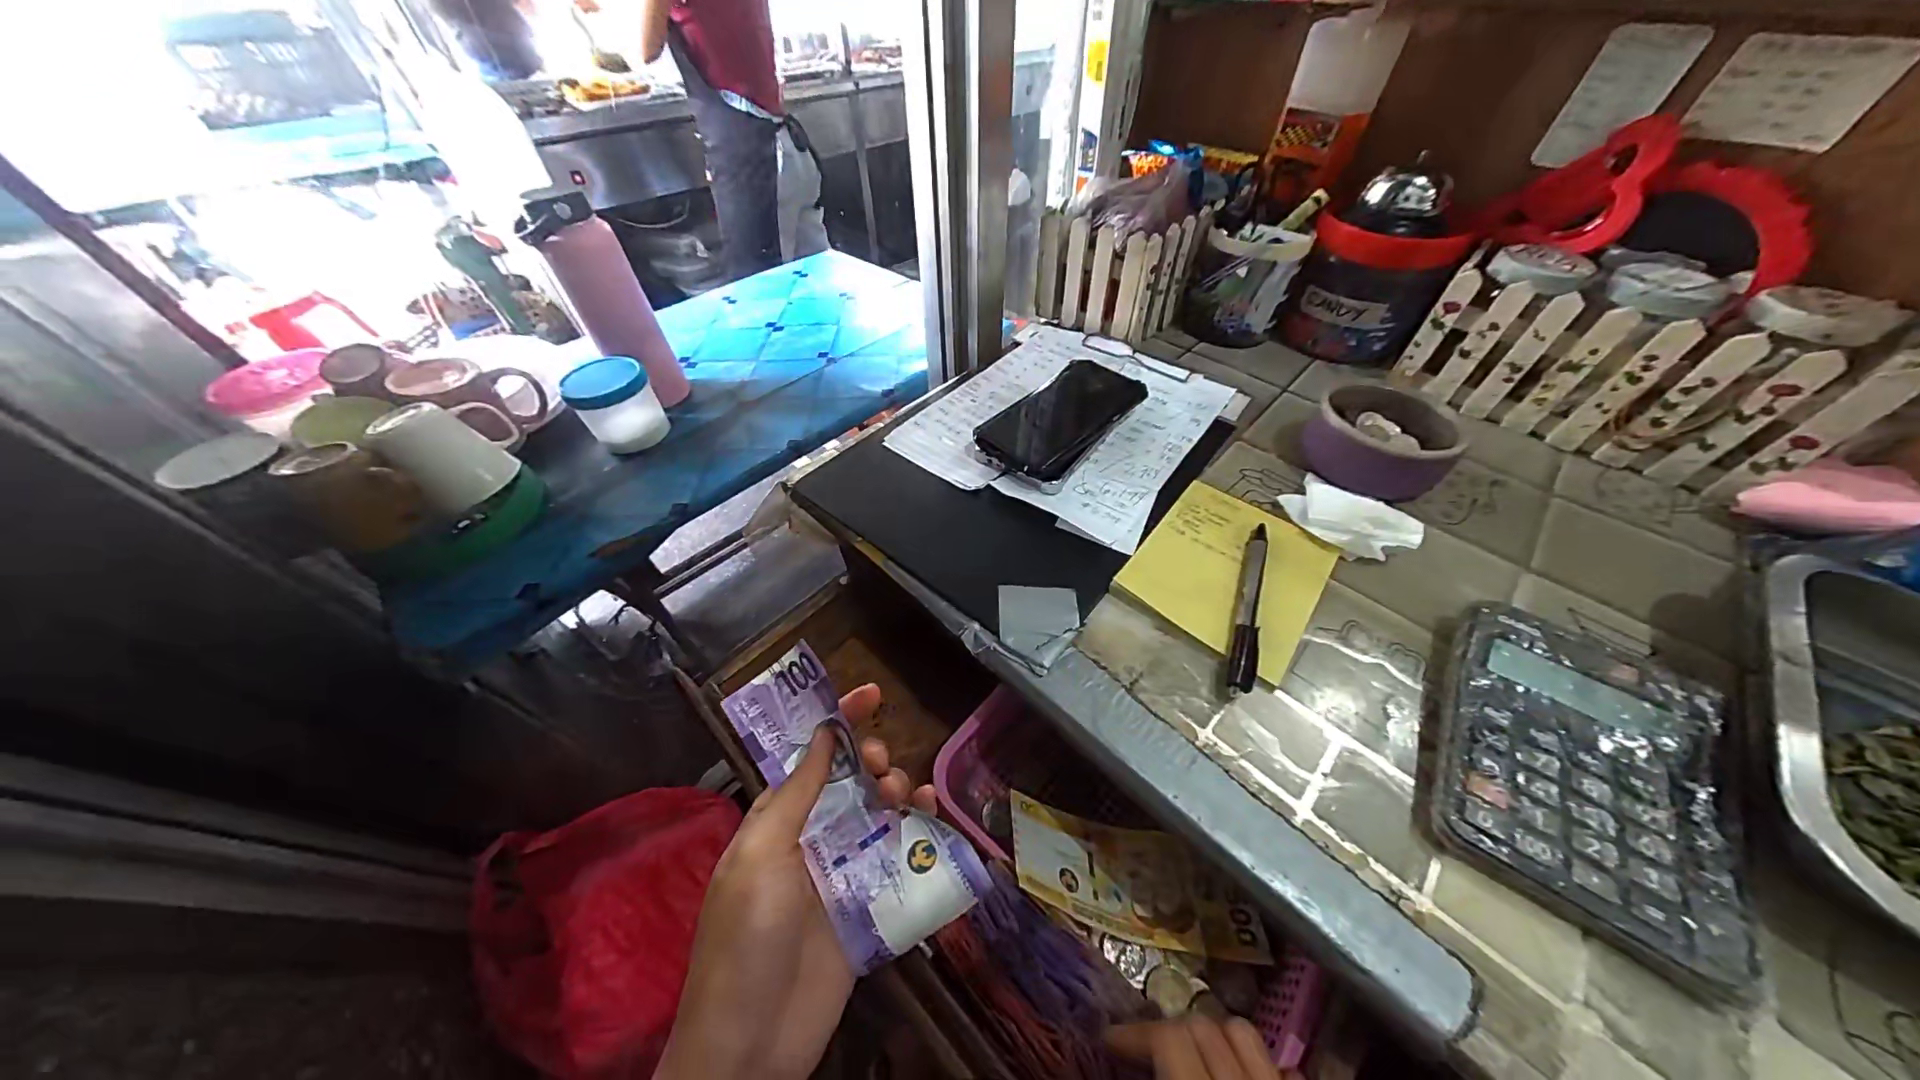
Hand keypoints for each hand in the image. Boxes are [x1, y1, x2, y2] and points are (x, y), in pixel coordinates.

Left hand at [656, 684, 935, 1079]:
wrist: (752, 1045)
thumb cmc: (746, 938)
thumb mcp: (762, 856)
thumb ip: (796, 795)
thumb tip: (822, 736)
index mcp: (775, 822)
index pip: (810, 758)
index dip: (839, 723)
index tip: (871, 694)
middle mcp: (809, 842)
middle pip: (850, 784)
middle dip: (871, 760)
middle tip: (883, 766)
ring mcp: (838, 876)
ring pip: (877, 817)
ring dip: (897, 793)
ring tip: (907, 793)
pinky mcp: (865, 909)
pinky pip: (895, 861)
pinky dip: (916, 836)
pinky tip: (930, 820)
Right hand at [1106, 1016, 1283, 1079]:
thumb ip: (1152, 1075)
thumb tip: (1121, 1058)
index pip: (1169, 1038)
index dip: (1133, 1033)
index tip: (1109, 1041)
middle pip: (1204, 1027)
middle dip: (1169, 1029)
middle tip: (1143, 1050)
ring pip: (1246, 1035)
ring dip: (1214, 1035)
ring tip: (1191, 1053)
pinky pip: (1284, 1073)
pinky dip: (1263, 1067)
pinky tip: (1243, 1077)